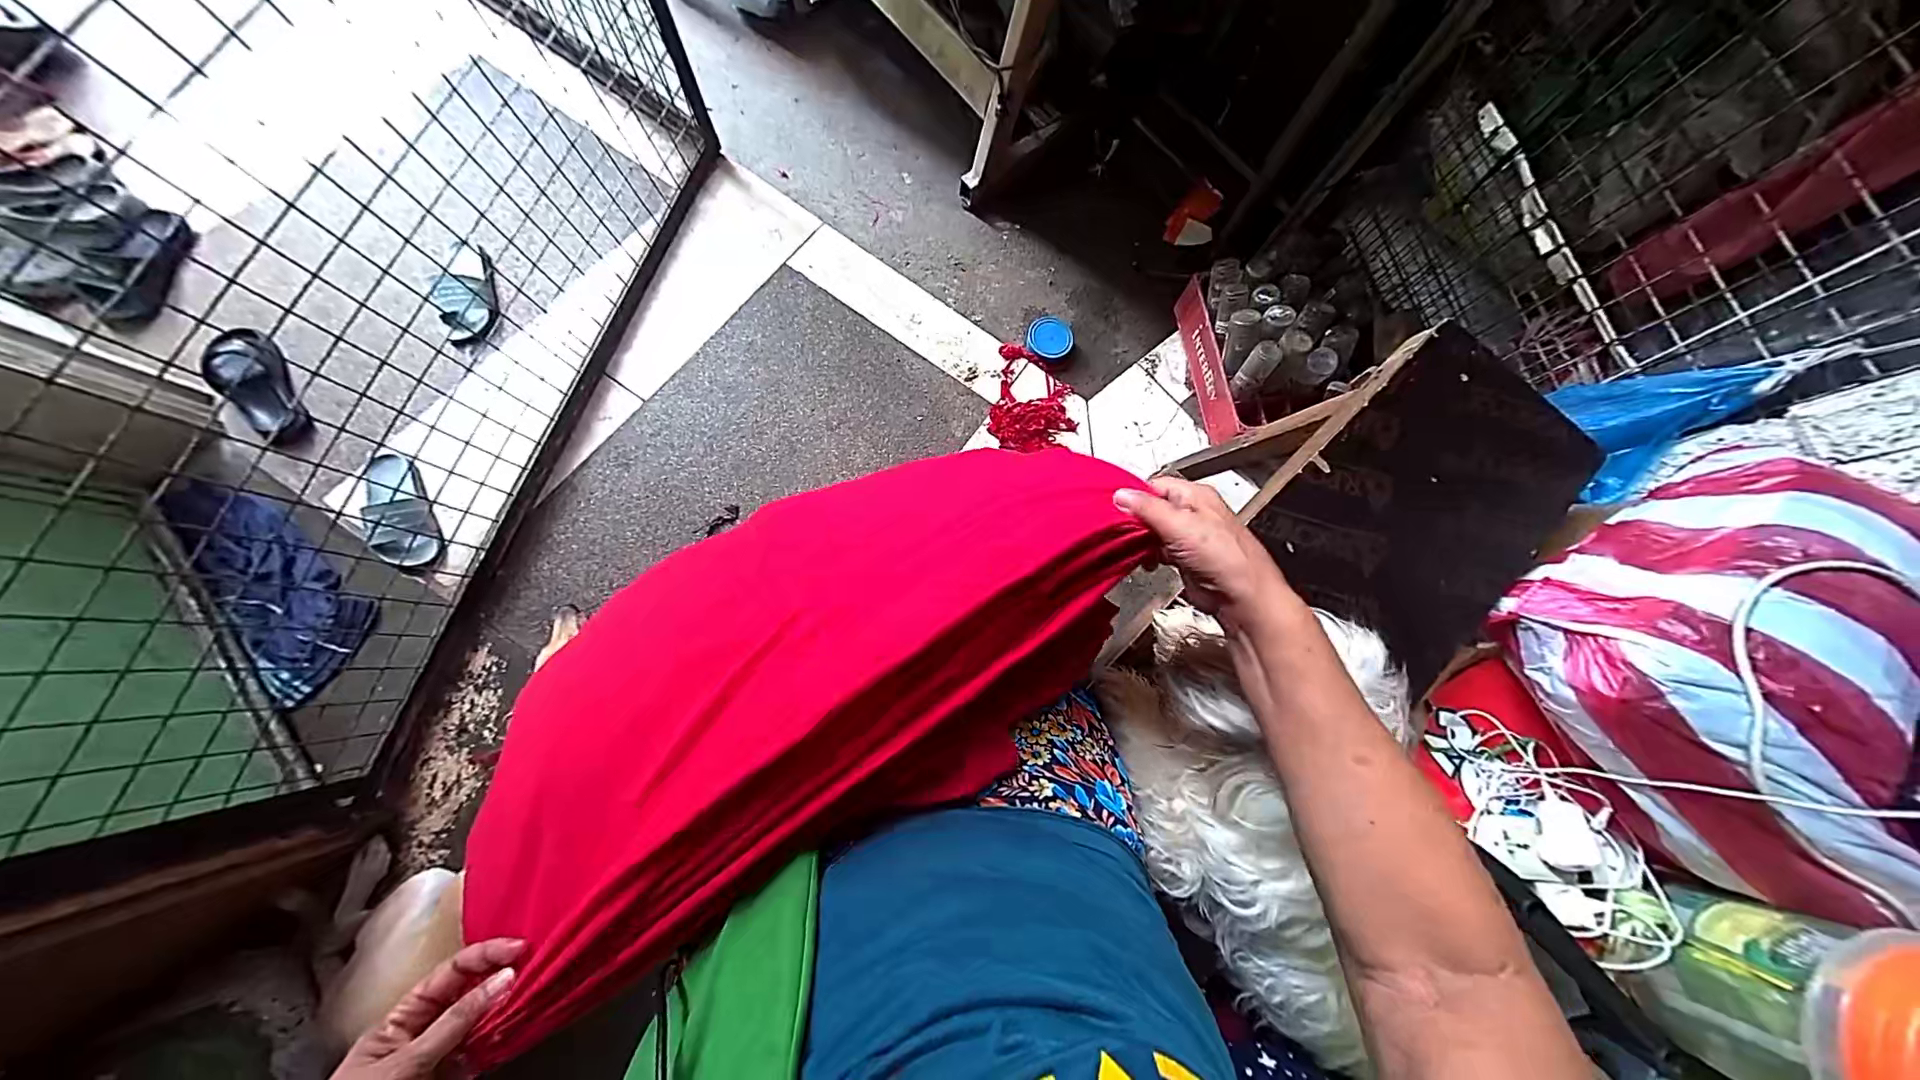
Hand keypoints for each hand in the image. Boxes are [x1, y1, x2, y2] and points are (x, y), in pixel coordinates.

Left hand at [329, 938, 524, 1079]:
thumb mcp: (405, 1061)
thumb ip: (453, 1022)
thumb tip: (503, 978)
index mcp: (405, 1016)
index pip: (451, 971)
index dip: (485, 954)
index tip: (519, 947)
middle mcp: (426, 1028)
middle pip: (471, 991)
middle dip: (501, 976)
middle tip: (533, 964)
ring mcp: (441, 1052)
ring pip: (482, 1018)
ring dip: (505, 1007)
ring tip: (529, 996)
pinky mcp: (454, 1073)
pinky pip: (483, 1047)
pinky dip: (501, 1038)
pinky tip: (515, 1030)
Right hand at [1114, 477, 1293, 629]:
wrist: (1242, 596)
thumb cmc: (1226, 559)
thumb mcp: (1180, 525)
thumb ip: (1148, 508)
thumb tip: (1122, 494)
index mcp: (1195, 496)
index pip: (1155, 486)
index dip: (1134, 496)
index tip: (1115, 507)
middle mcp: (1192, 513)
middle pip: (1152, 508)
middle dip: (1136, 521)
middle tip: (1124, 531)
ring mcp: (1188, 536)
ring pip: (1153, 531)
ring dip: (1141, 541)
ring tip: (1137, 549)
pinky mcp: (1185, 557)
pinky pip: (1159, 550)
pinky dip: (1149, 556)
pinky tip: (1148, 562)